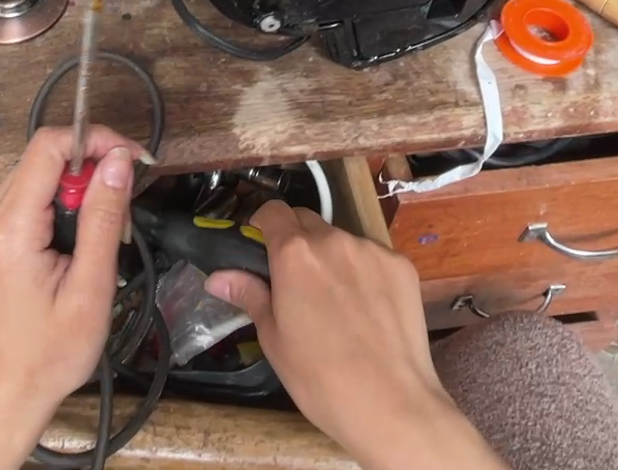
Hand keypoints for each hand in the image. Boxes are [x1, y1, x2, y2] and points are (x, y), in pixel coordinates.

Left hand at [0, 126, 138, 469]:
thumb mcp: (90, 289)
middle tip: (125, 206)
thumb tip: (118, 159)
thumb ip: (103, 218)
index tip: (133, 160)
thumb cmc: (51, 351)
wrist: (8, 389)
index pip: (50, 145)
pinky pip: (36, 189)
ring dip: (83, 186)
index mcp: (12, 225)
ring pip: (45, 169)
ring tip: (107, 231)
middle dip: (94, 166)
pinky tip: (83, 238)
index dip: (96, 139)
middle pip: (48, 154)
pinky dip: (68, 200)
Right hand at [206, 202, 506, 469]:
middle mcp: (332, 239)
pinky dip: (364, 271)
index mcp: (294, 253)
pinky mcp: (400, 264)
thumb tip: (217, 278)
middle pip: (306, 221)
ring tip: (336, 300)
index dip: (263, 225)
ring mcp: (370, 250)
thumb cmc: (321, 378)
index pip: (272, 211)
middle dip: (296, 240)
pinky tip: (368, 308)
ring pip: (340, 239)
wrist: (392, 406)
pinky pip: (372, 256)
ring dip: (331, 257)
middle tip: (296, 280)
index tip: (261, 247)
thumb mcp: (274, 339)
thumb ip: (249, 295)